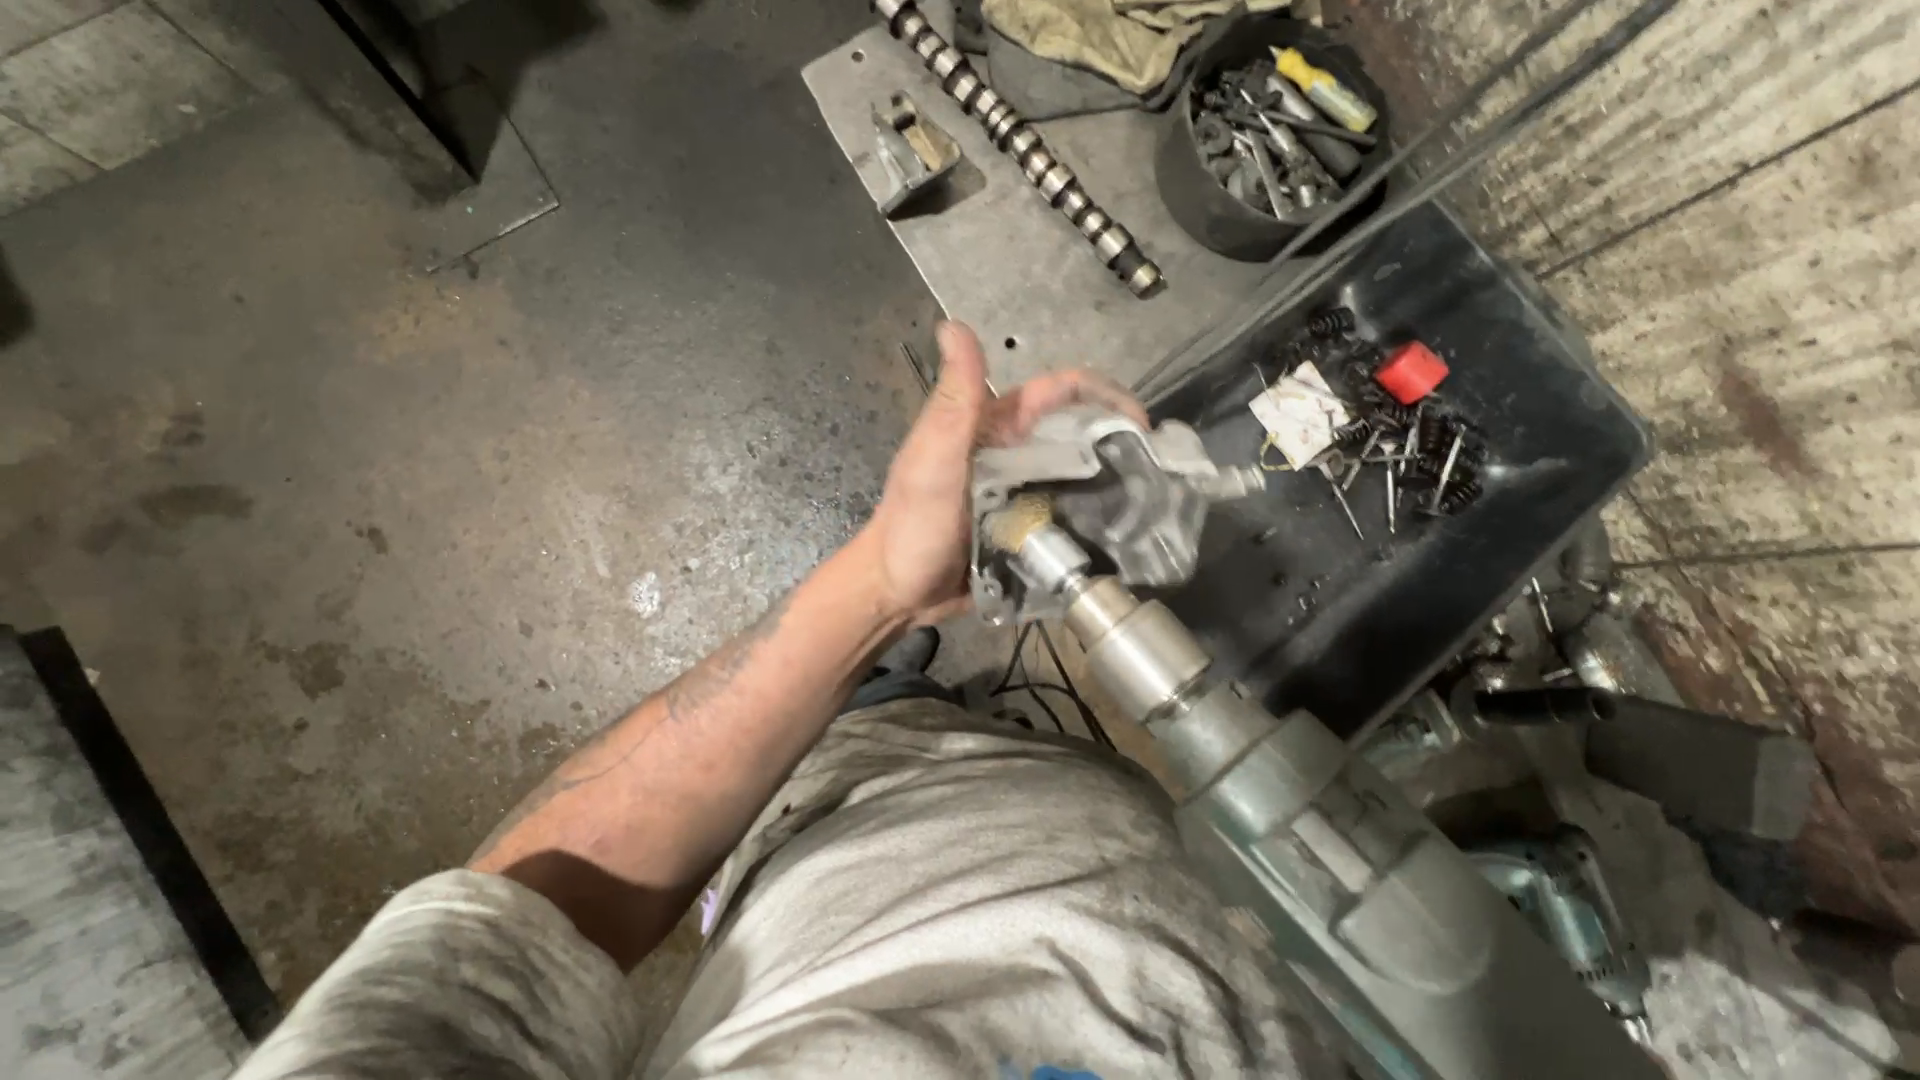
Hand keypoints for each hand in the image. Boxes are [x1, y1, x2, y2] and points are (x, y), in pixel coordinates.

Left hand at [860, 320, 1147, 623]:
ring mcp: (1022, 490)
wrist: (898, 591)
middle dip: (1117, 440)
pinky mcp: (1025, 526)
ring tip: (1149, 503)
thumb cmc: (913, 525)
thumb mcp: (933, 460)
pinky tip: (1120, 531)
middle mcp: (1014, 451)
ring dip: (1111, 480)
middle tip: (1155, 471)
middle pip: (1077, 432)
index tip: (1140, 422)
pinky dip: (1092, 515)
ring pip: (1078, 473)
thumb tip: (953, 325)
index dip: (1102, 394)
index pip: (1057, 392)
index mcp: (994, 426)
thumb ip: (954, 399)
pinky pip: (1067, 513)